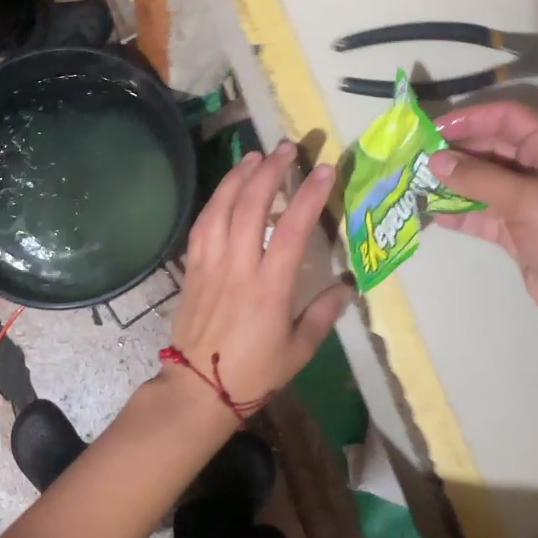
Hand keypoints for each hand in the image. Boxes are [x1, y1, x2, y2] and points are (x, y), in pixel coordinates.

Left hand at [170, 142, 351, 409]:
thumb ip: (322, 315)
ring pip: (221, 209)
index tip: (324, 170)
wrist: (197, 388)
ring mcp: (210, 266)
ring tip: (254, 157)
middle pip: (251, 206)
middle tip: (286, 148)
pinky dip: (214, 202)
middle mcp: (237, 268)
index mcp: (269, 288)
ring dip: (237, 178)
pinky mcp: (191, 270)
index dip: (309, 195)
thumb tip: (346, 287)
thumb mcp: (299, 351)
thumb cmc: (254, 373)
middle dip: (270, 172)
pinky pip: (201, 227)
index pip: (292, 229)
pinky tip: (225, 191)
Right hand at [428, 102, 537, 334]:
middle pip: (495, 148)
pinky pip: (485, 214)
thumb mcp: (529, 201)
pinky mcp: (522, 234)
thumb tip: (435, 159)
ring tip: (417, 184)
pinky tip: (435, 214)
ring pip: (486, 183)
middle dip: (457, 150)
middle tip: (417, 158)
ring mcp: (533, 205)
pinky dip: (461, 212)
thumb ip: (479, 178)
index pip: (511, 118)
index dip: (473, 117)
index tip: (432, 128)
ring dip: (454, 182)